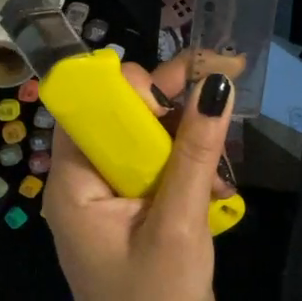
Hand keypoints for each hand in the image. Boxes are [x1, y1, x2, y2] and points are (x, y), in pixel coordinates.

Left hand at [43, 53, 239, 300]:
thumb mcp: (178, 225)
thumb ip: (195, 151)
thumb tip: (216, 81)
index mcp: (74, 184)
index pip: (90, 105)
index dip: (132, 83)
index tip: (184, 76)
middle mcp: (87, 180)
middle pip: (125, 111)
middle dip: (175, 99)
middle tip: (226, 78)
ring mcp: (111, 193)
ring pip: (148, 131)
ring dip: (190, 132)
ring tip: (224, 153)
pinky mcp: (135, 205)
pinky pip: (160, 158)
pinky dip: (191, 158)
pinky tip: (217, 181)